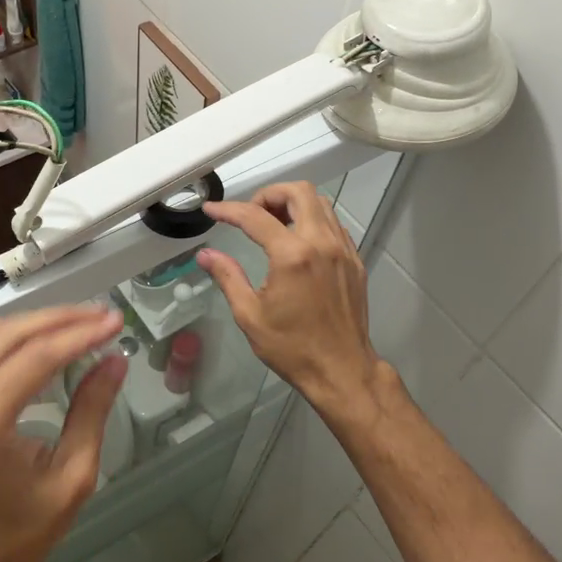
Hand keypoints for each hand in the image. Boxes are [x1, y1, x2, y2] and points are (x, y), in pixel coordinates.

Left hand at [0, 306, 127, 561]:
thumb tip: (114, 363)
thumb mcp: (70, 480)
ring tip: (82, 324)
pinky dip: (15, 343)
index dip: (79, 333)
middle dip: (59, 319)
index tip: (116, 322)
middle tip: (102, 316)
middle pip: (8, 335)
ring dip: (36, 325)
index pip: (35, 356)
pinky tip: (47, 346)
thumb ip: (90, 414)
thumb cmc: (16, 539)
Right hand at [198, 183, 386, 410]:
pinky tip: (297, 243)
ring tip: (272, 225)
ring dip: (293, 205)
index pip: (256, 217)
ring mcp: (343, 250)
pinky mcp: (355, 261)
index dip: (229, 210)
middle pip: (298, 192)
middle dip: (269, 194)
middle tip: (251, 215)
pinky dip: (313, 221)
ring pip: (320, 204)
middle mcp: (322, 244)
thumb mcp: (250, 315)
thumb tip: (205, 255)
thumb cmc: (292, 348)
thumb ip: (228, 277)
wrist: (341, 370)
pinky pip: (334, 225)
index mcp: (293, 256)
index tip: (212, 211)